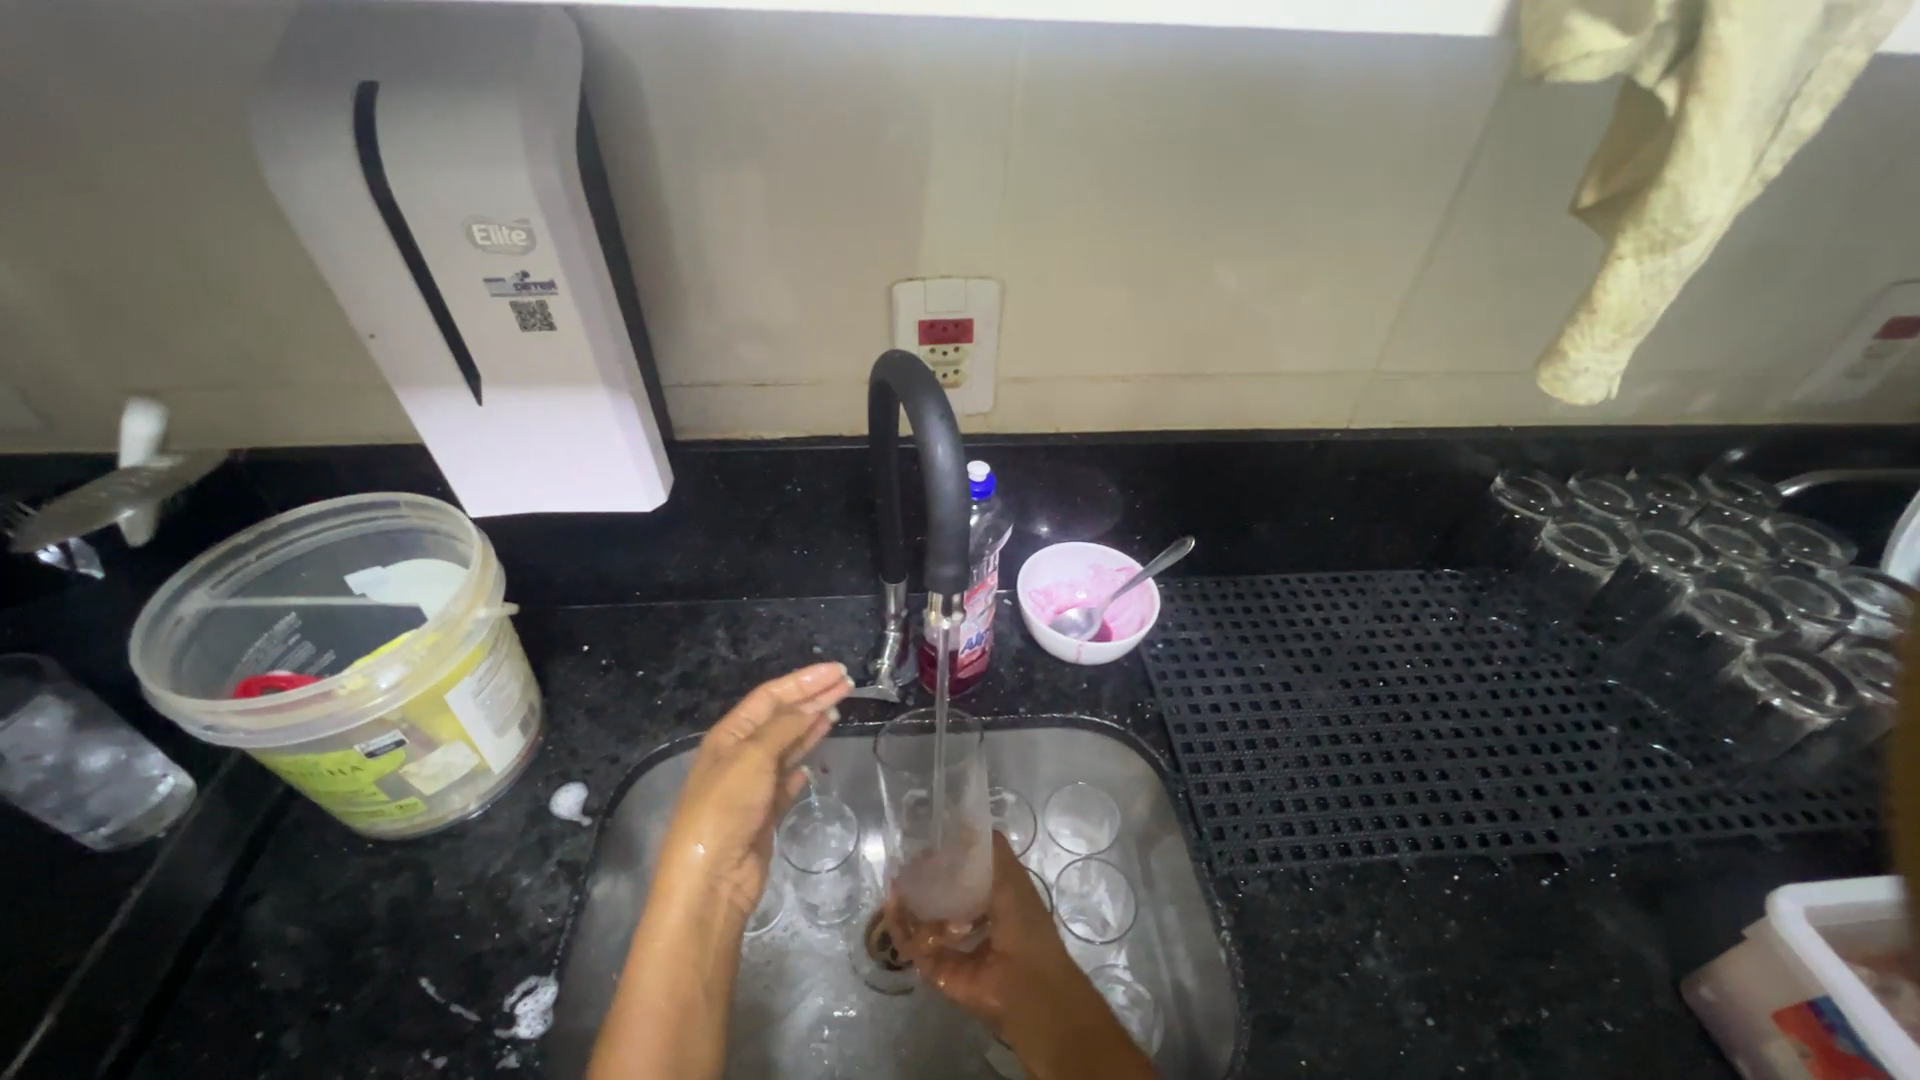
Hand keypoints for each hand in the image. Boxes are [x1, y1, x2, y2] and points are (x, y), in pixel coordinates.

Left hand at [656, 662, 852, 919]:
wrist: (712, 876)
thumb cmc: (726, 808)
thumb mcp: (753, 757)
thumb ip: (784, 728)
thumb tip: (811, 708)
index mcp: (729, 735)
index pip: (770, 696)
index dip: (804, 681)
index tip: (837, 671)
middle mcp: (739, 755)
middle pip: (781, 718)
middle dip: (813, 699)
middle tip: (847, 684)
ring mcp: (752, 785)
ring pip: (787, 746)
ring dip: (811, 727)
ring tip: (839, 710)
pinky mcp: (765, 813)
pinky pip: (788, 781)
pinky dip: (802, 766)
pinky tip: (814, 761)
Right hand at [890, 830, 1076, 1029]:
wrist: (1026, 983)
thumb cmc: (1024, 925)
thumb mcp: (1012, 877)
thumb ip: (993, 851)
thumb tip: (970, 820)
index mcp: (992, 901)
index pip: (961, 877)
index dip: (943, 861)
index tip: (924, 845)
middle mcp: (971, 923)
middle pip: (938, 900)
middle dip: (920, 884)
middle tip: (902, 868)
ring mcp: (953, 948)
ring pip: (922, 923)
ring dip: (906, 906)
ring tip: (893, 887)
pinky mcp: (937, 970)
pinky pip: (914, 948)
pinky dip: (902, 930)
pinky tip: (894, 909)